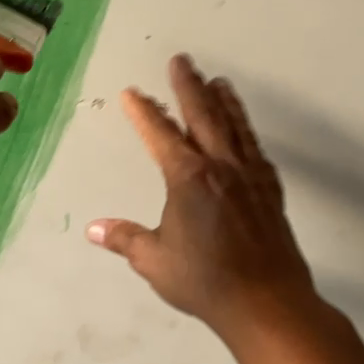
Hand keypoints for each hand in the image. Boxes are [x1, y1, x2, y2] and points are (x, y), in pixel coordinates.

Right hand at [86, 54, 314, 339]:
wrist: (266, 302)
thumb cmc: (203, 280)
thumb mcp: (152, 259)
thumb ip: (124, 238)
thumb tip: (94, 229)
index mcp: (188, 178)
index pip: (161, 135)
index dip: (143, 112)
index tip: (132, 92)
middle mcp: (221, 168)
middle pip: (204, 116)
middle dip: (189, 87)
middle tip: (181, 61)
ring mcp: (250, 178)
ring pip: (235, 128)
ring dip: (224, 102)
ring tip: (217, 81)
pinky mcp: (269, 194)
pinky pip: (255, 150)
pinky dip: (246, 132)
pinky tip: (244, 132)